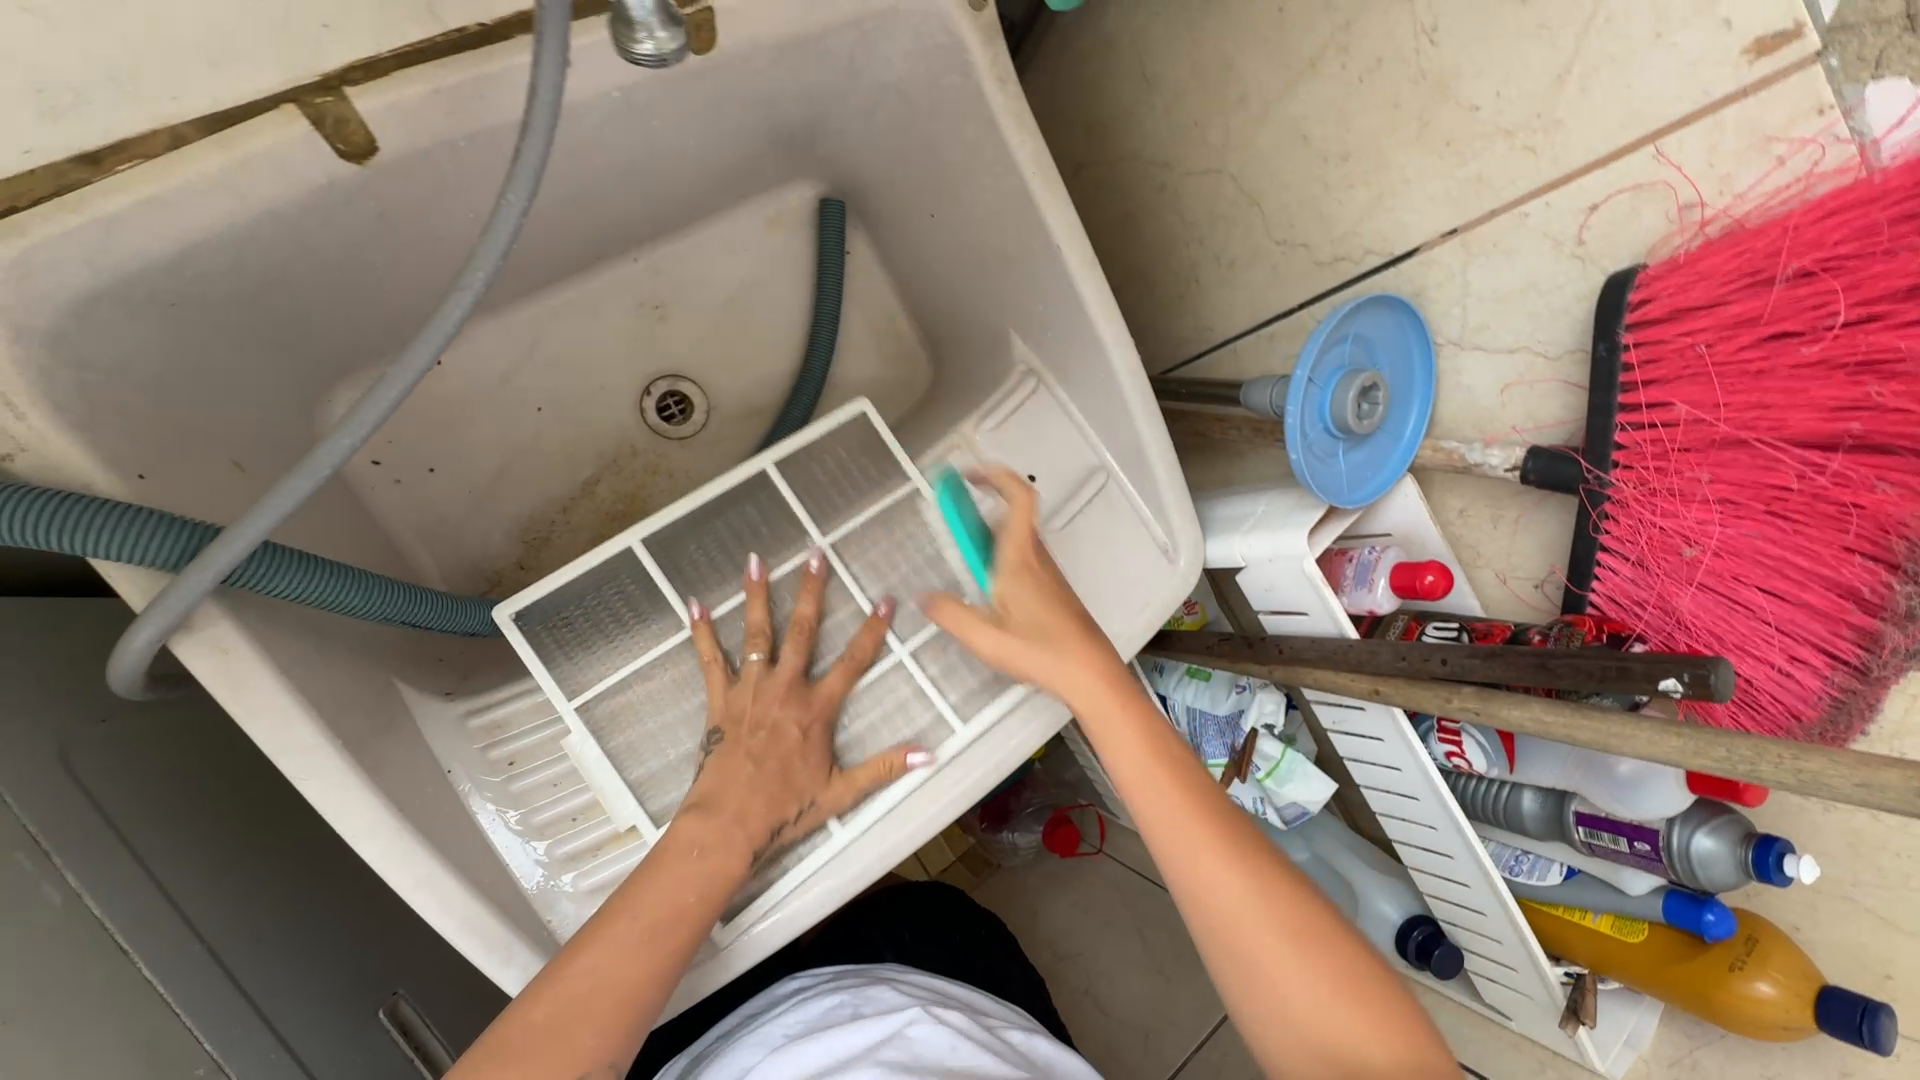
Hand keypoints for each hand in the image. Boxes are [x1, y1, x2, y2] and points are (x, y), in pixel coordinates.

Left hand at [676, 549, 931, 869]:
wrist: (728, 824)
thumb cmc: (785, 808)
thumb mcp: (842, 791)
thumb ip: (885, 767)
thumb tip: (930, 755)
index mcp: (817, 708)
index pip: (854, 660)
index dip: (873, 629)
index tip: (885, 599)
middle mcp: (785, 688)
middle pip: (802, 630)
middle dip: (811, 591)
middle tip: (815, 554)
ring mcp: (750, 689)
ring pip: (756, 633)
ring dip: (756, 595)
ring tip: (756, 560)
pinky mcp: (720, 699)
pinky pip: (710, 659)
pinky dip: (702, 632)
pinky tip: (695, 604)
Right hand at [921, 466, 1131, 708]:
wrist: (1090, 672)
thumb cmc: (1040, 650)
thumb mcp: (984, 637)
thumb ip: (950, 614)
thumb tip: (924, 597)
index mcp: (1020, 557)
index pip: (1019, 496)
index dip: (996, 476)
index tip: (969, 475)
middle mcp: (1036, 557)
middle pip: (1015, 514)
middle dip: (983, 505)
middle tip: (952, 515)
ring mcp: (1047, 573)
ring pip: (1017, 538)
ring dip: (990, 534)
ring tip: (962, 554)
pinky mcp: (1052, 590)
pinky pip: (1023, 559)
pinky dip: (1000, 558)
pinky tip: (986, 589)